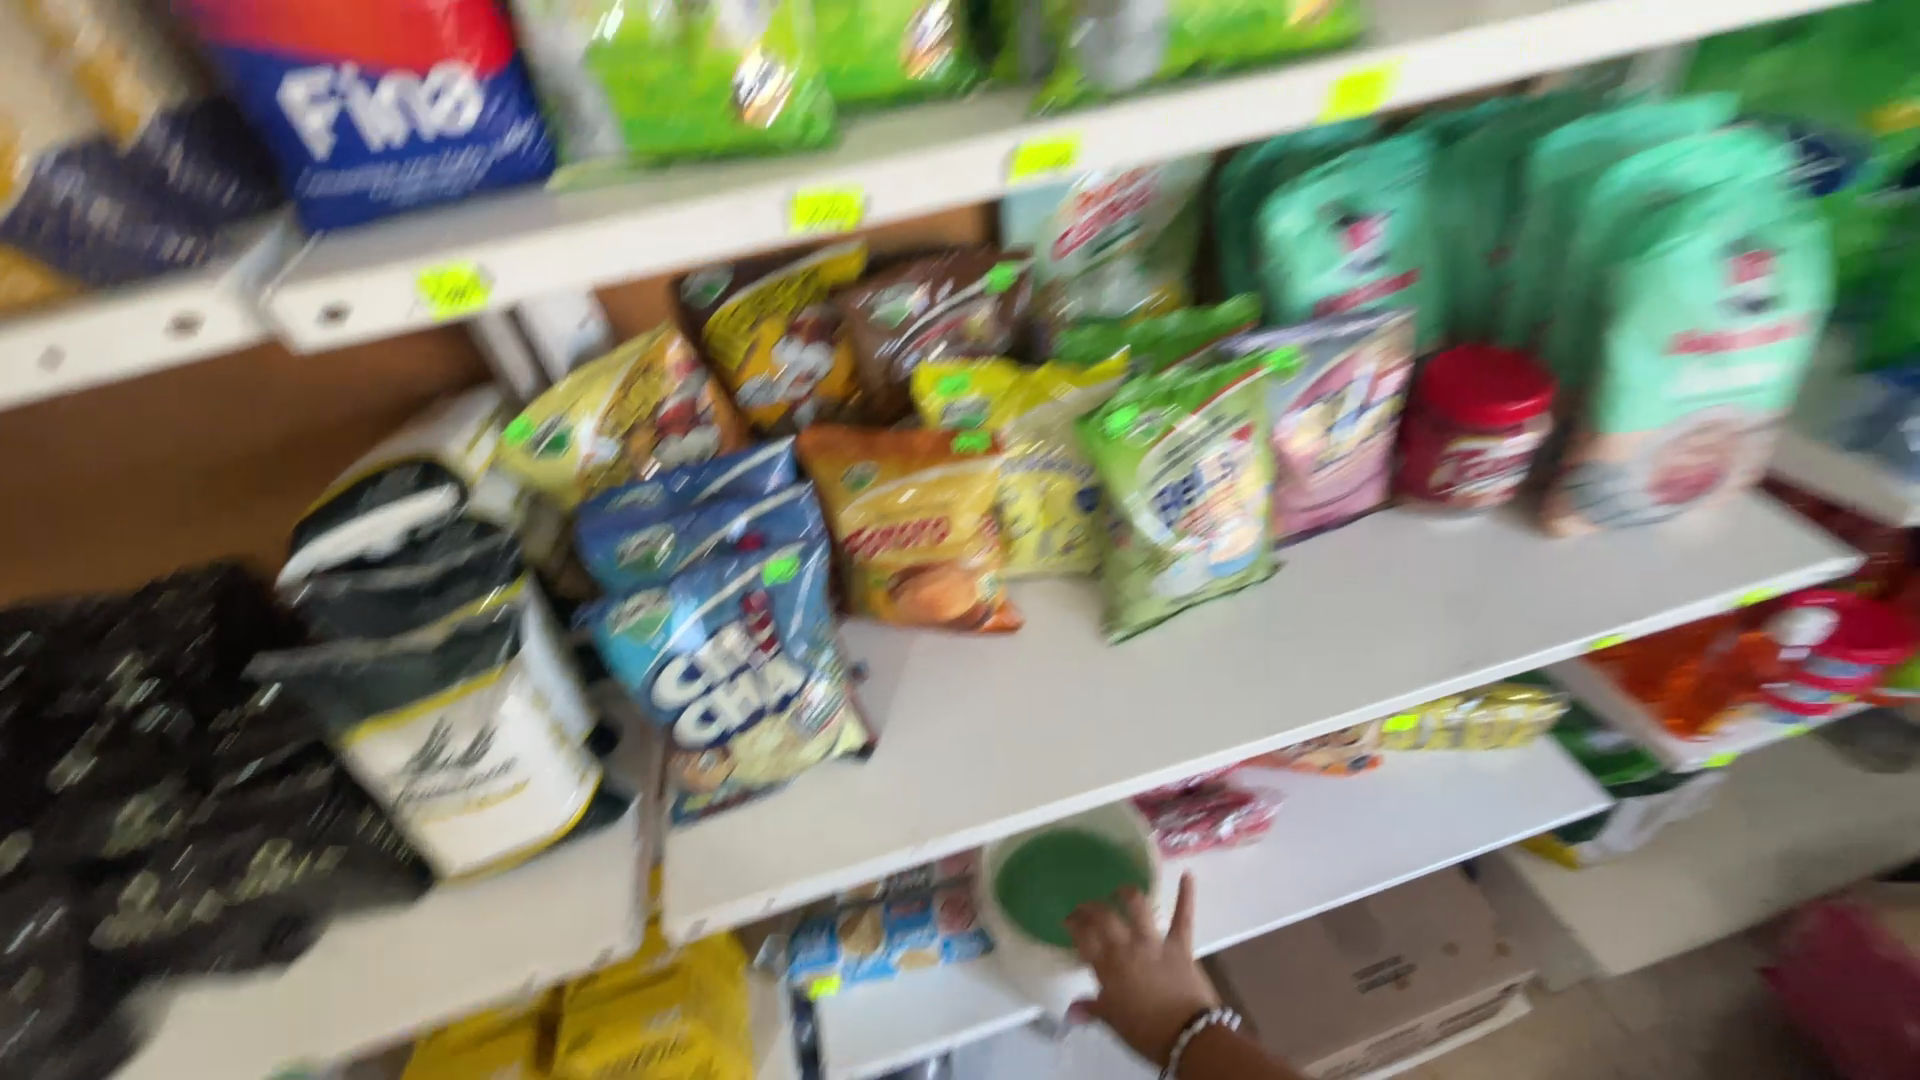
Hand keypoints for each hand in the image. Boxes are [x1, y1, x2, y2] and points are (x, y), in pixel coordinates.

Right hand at [1065, 871, 1218, 1067]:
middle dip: (1091, 907)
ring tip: (1121, 890)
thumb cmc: (1147, 1034)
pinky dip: (1186, 895)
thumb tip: (1071, 1010)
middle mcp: (1128, 947)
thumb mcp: (1114, 1023)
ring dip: (1129, 894)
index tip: (1068, 919)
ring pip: (1139, 908)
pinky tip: (1187, 875)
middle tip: (1085, 905)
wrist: (1189, 1038)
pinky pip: (1184, 916)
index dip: (1074, 925)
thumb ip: (1093, 1010)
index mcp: (1108, 967)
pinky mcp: (1181, 945)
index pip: (1084, 937)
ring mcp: (1155, 943)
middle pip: (1105, 917)